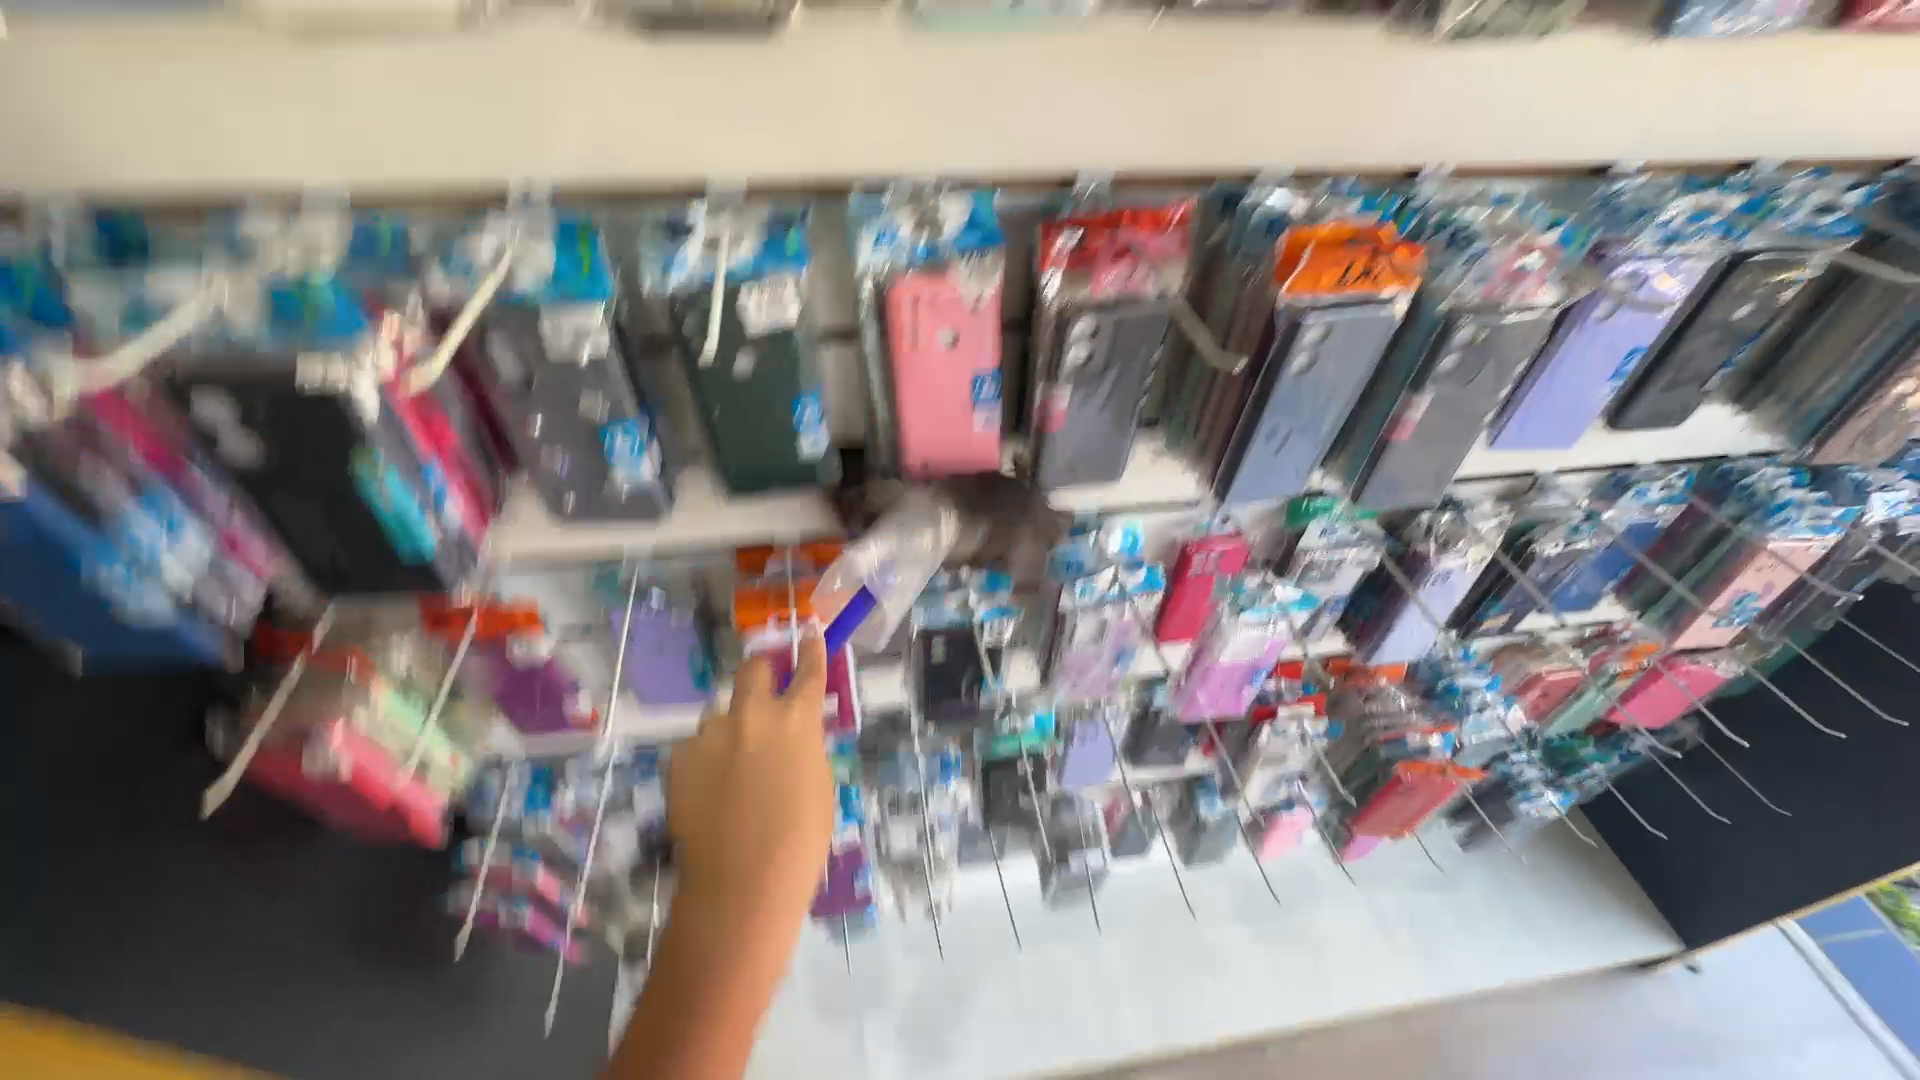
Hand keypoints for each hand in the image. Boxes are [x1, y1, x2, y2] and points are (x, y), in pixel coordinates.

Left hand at [667, 630, 835, 923]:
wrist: (742, 882)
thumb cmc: (800, 840)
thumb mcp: (819, 784)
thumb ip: (803, 747)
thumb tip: (791, 737)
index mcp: (797, 720)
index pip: (809, 671)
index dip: (810, 650)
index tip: (808, 633)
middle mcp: (752, 715)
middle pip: (752, 670)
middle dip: (760, 671)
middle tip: (763, 685)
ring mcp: (710, 734)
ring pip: (719, 715)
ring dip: (729, 729)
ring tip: (731, 770)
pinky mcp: (679, 759)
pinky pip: (696, 749)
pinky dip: (705, 762)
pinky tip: (710, 794)